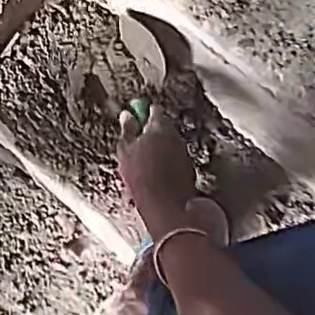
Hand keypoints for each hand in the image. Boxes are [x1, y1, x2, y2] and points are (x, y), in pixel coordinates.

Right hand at [117, 106, 198, 235]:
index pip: (153, 110)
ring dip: (158, 149)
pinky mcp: (189, 168)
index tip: (134, 118)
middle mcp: (176, 136)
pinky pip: (174, 159)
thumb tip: (127, 116)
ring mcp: (184, 152)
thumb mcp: (125, 150)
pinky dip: (165, 163)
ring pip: (169, 144)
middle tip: (135, 144)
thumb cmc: (141, 175)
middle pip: (163, 128)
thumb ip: (127, 130)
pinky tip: (153, 175)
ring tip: (142, 164)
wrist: (164, 203)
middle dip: (150, 133)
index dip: (142, 113)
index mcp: (159, 127)